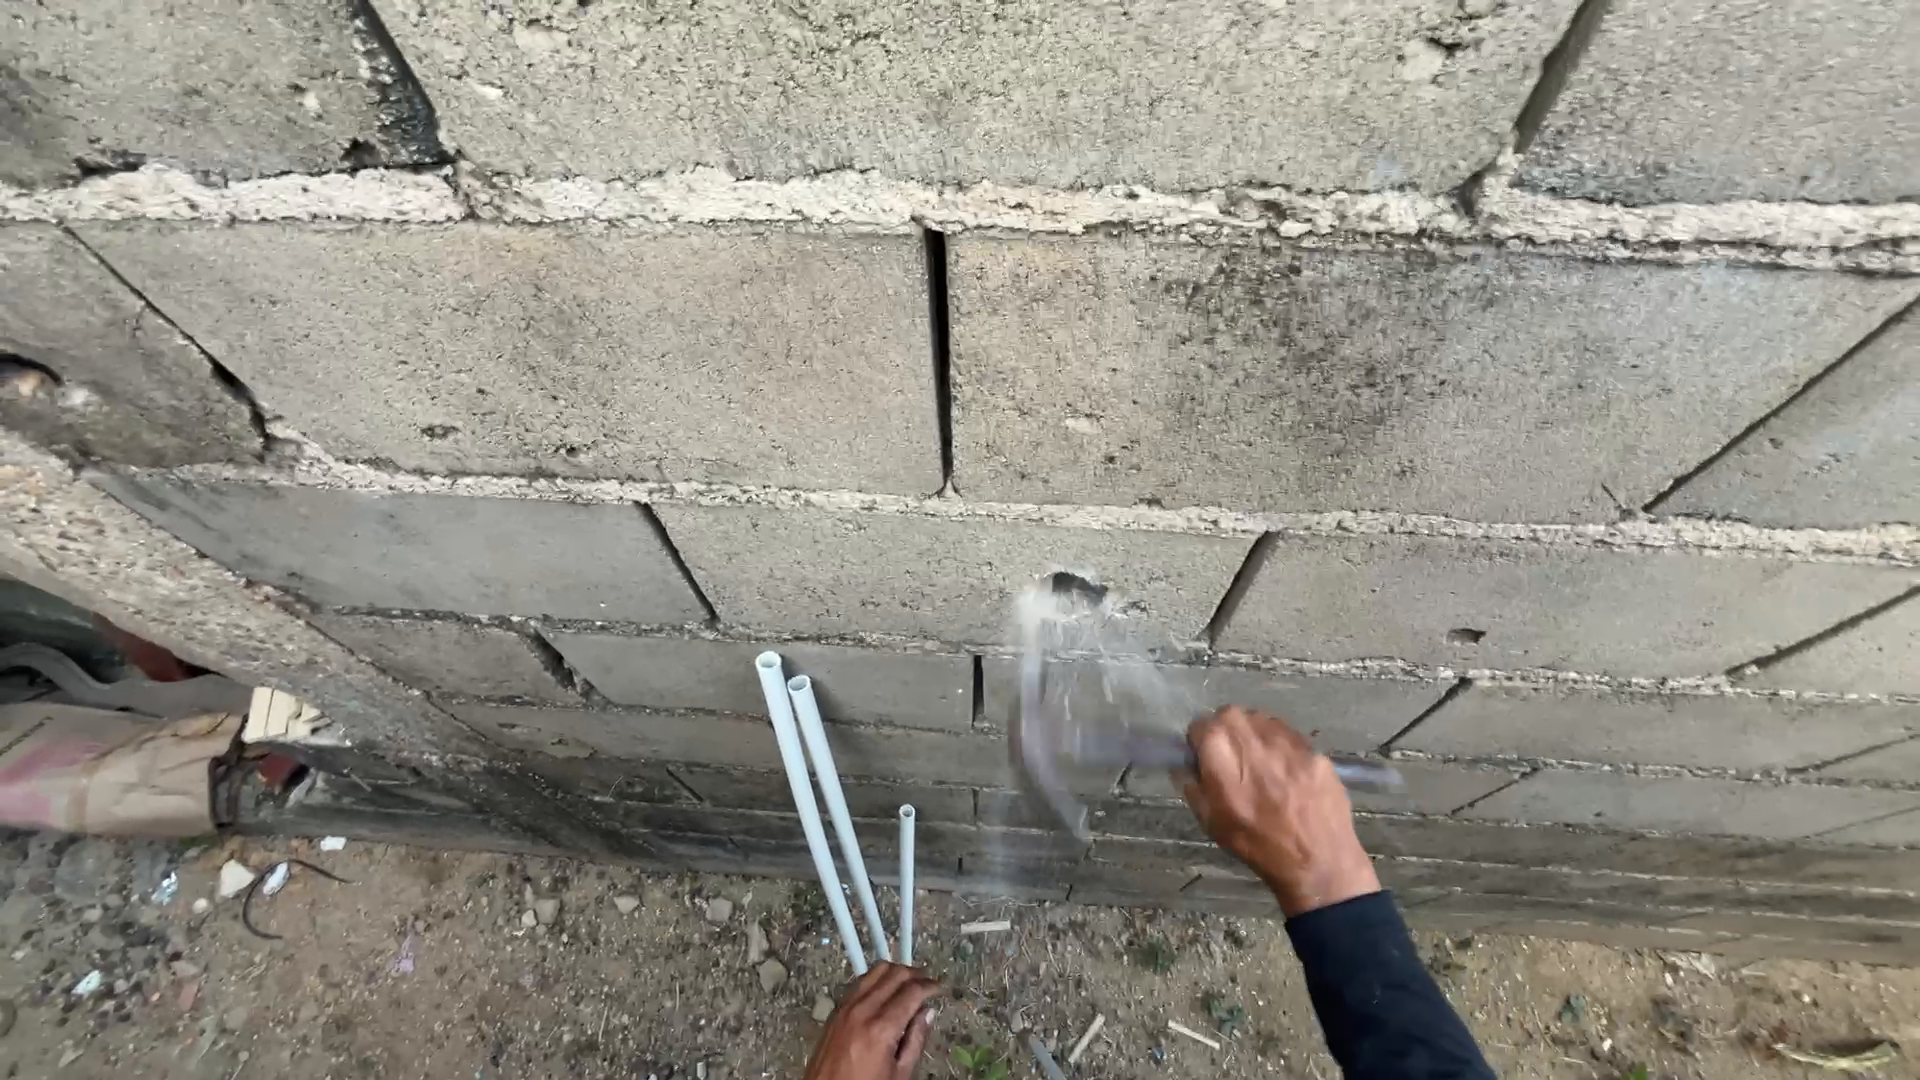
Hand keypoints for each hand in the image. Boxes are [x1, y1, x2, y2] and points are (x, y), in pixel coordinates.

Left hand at [804, 962, 940, 1079]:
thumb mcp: (898, 1076)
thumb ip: (915, 1041)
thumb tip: (928, 1011)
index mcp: (881, 1029)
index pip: (912, 991)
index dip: (930, 985)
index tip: (940, 987)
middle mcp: (863, 1010)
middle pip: (895, 973)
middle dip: (915, 974)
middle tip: (927, 985)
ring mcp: (846, 1007)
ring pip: (876, 970)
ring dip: (896, 972)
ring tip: (908, 985)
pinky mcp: (836, 1010)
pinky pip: (861, 981)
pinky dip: (877, 979)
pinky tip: (885, 991)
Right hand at [1180, 705, 1380, 917]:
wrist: (1317, 863)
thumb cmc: (1255, 843)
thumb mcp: (1209, 820)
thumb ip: (1191, 784)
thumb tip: (1184, 764)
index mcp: (1220, 749)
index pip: (1199, 725)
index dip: (1200, 744)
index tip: (1207, 761)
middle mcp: (1252, 733)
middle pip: (1230, 716)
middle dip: (1226, 732)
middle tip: (1233, 760)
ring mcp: (1288, 740)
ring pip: (1260, 720)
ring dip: (1254, 735)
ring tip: (1261, 764)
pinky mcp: (1314, 749)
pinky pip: (1290, 737)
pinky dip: (1283, 747)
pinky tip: (1287, 773)